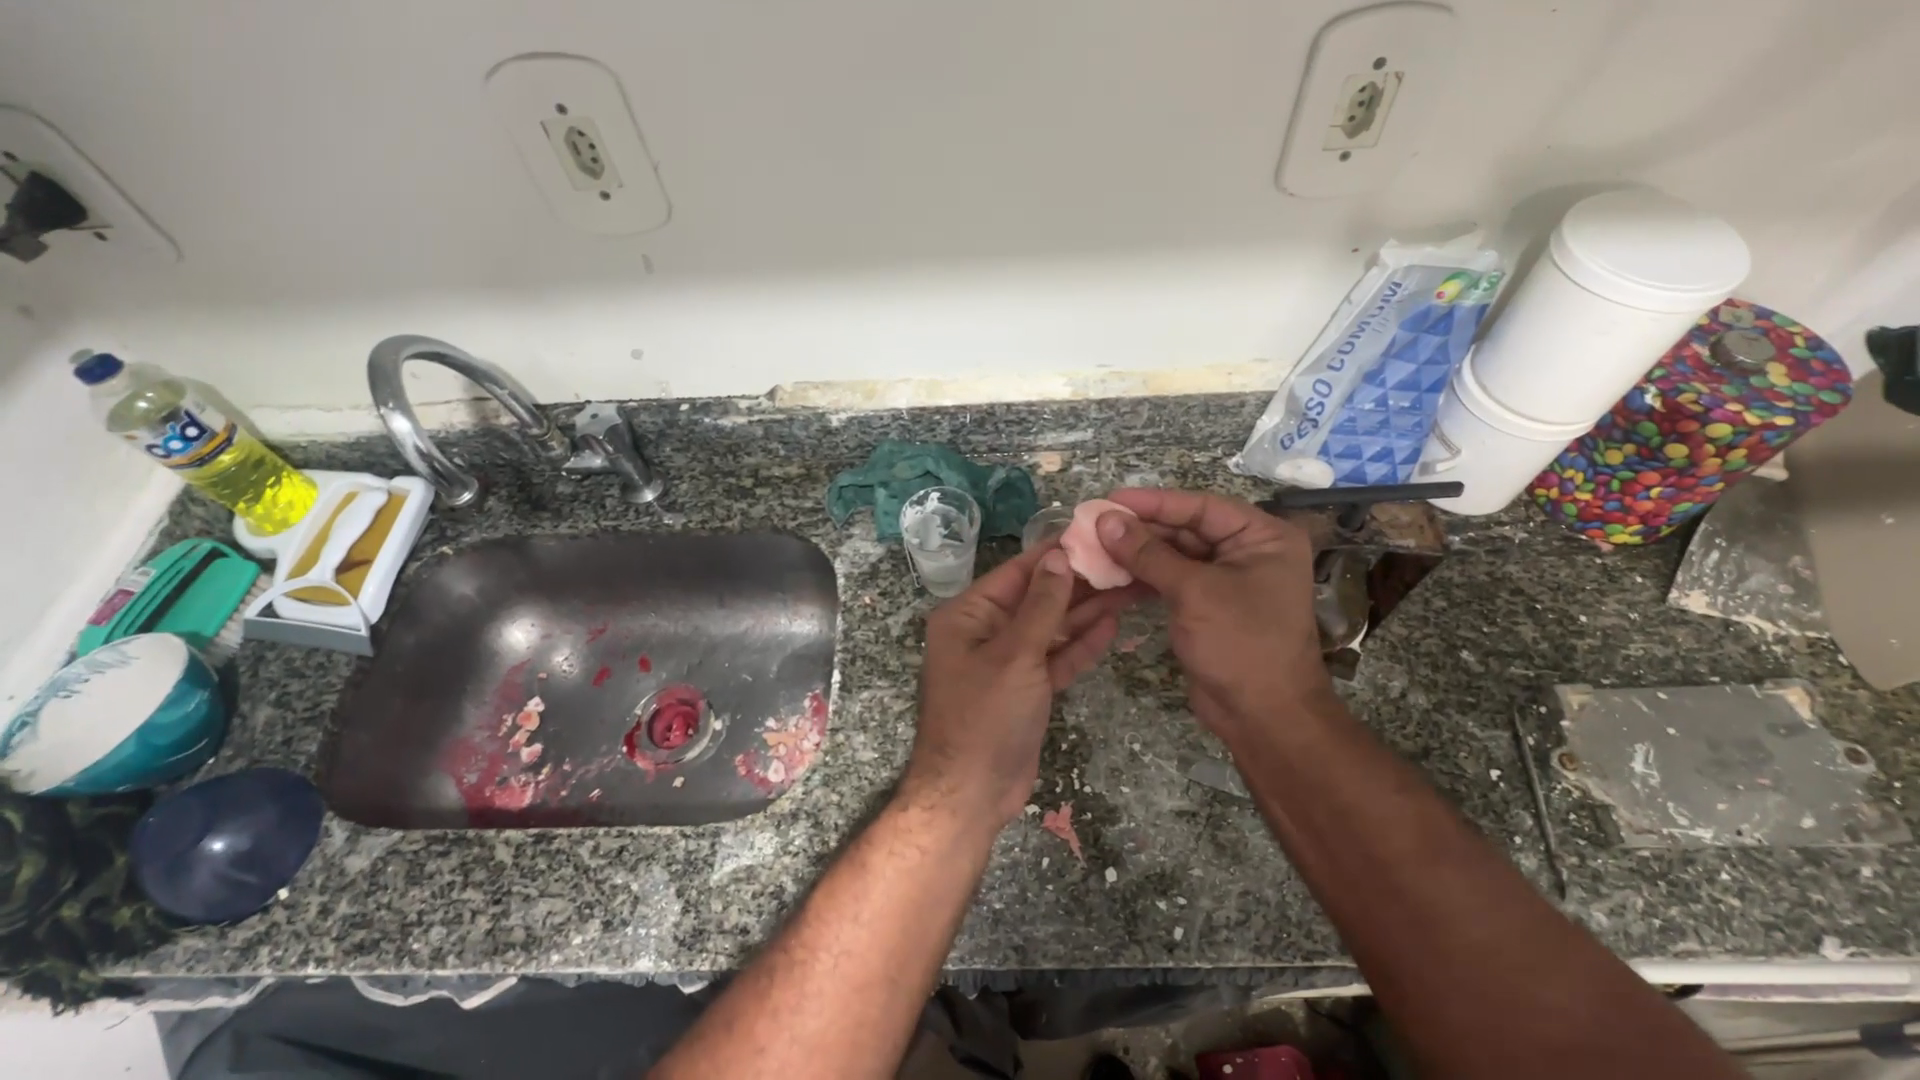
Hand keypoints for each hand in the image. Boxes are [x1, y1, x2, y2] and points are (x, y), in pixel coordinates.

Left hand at [903, 545, 1126, 825]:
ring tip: (1130, 586)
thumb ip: (1041, 605)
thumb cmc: (985, 716)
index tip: (1092, 532)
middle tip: (1124, 560)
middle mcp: (985, 631)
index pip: (1017, 572)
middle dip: (1078, 582)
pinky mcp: (1027, 689)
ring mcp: (1007, 662)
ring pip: (1051, 628)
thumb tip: (1059, 556)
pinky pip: (1055, 658)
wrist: (972, 792)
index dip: (1055, 553)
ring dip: (1086, 611)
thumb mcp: (1014, 654)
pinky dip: (1080, 645)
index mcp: (968, 614)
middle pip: (1038, 598)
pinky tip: (1112, 625)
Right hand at [1095, 488, 1336, 746]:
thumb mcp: (1194, 592)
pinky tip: (1109, 577)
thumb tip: (1105, 520)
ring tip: (1093, 549)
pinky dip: (1142, 580)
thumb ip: (1148, 553)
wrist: (1264, 716)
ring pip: (1174, 557)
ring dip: (1136, 555)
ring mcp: (1227, 582)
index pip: (1201, 507)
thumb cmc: (1241, 643)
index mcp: (1263, 537)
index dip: (1154, 503)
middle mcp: (1248, 553)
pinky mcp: (1208, 608)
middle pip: (1186, 530)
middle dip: (1140, 530)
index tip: (1110, 499)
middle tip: (1092, 524)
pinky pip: (1171, 583)